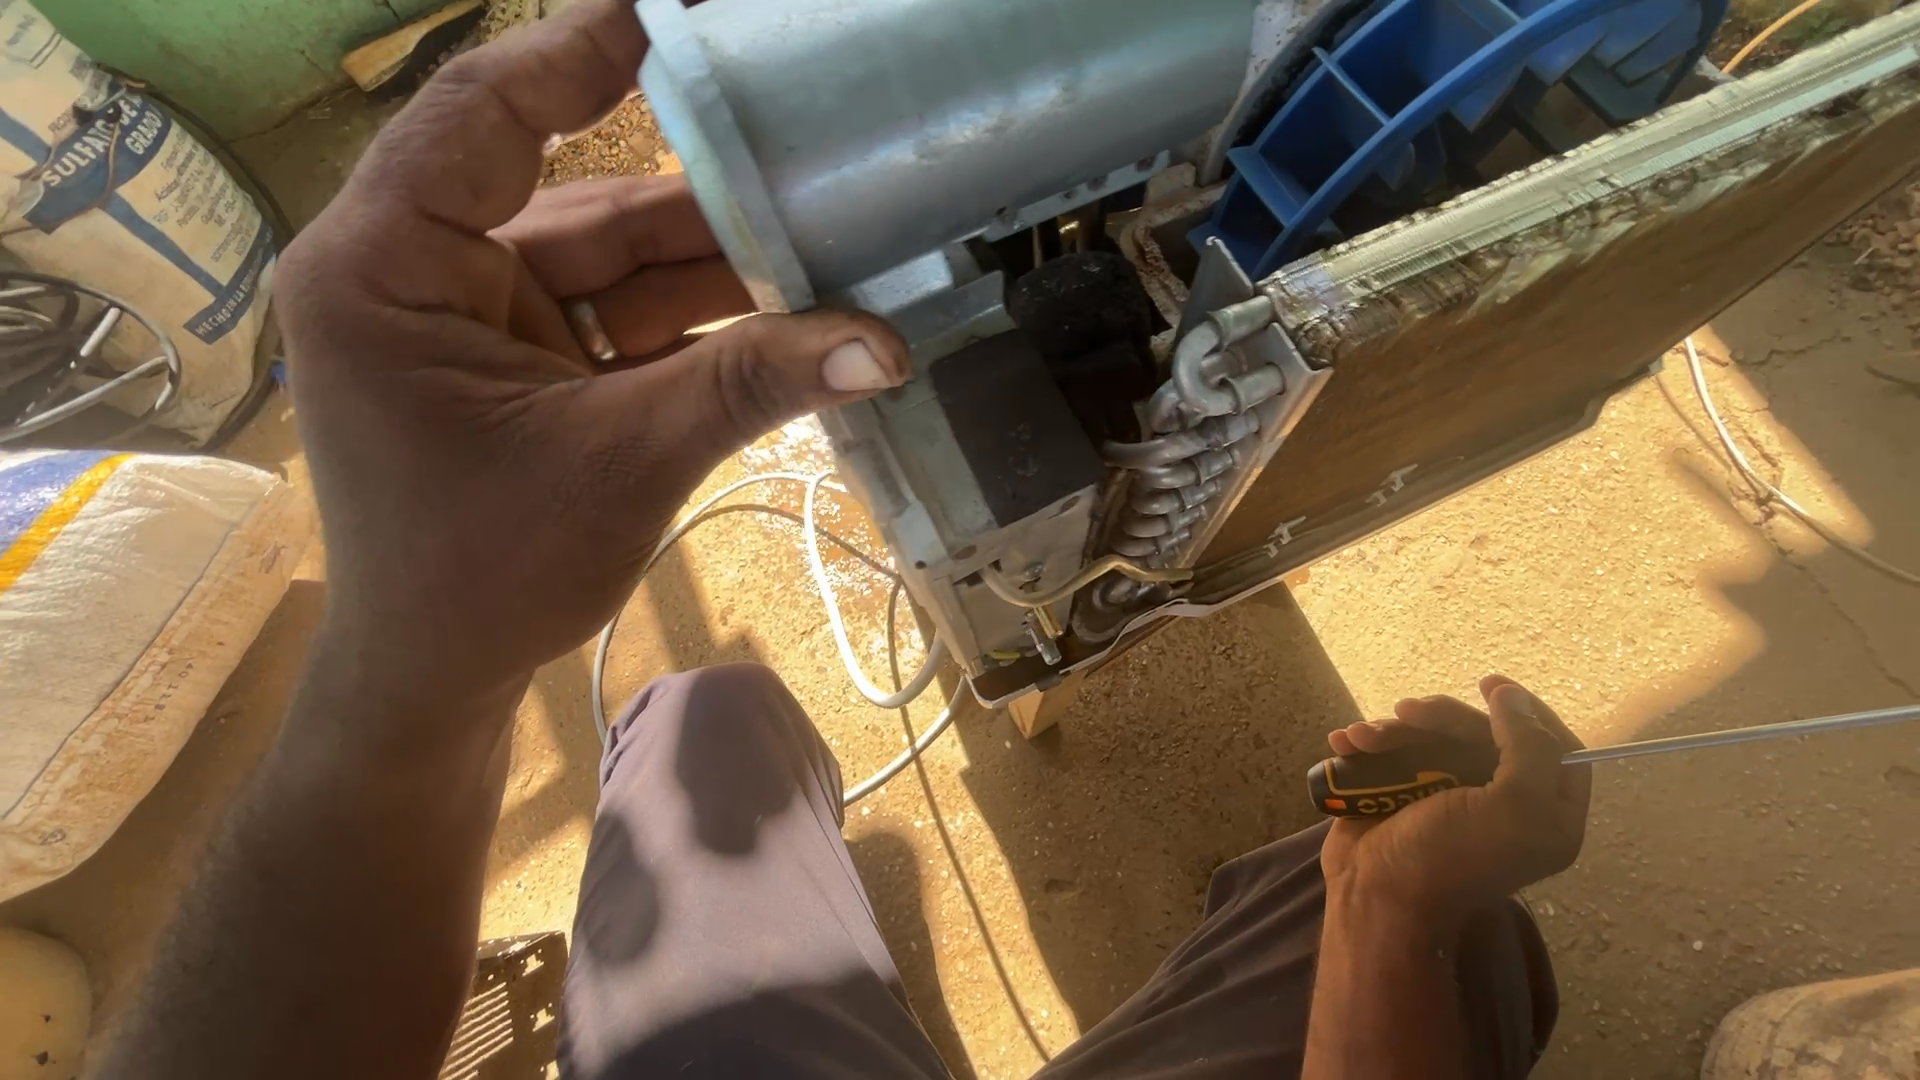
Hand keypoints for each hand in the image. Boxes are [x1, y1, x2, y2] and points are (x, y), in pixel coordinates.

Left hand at [275, 0, 907, 711]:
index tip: (669, 16)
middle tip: (813, 172)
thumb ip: (751, 387)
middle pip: (588, 212)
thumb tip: (883, 350)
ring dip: (723, 276)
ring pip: (624, 274)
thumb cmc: (494, 568)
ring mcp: (490, 327)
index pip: (486, 121)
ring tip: (826, 256)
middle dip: (707, 209)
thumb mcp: (629, 459)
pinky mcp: (537, 373)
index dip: (579, 57)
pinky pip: (631, 328)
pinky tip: (785, 322)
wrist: (447, 669)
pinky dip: (705, 331)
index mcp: (389, 267)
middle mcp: (431, 277)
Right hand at [1319, 676, 1590, 924]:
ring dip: (1390, 729)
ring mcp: (1444, 792)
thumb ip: (1529, 749)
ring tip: (1362, 738)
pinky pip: (1389, 751)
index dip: (1525, 710)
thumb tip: (1510, 696)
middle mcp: (1497, 797)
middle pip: (1480, 731)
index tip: (1490, 685)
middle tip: (1407, 711)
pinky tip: (1345, 743)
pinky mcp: (1399, 789)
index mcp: (1542, 810)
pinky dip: (1366, 743)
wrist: (1378, 892)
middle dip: (1441, 716)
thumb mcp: (1513, 809)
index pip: (1553, 745)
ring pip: (1428, 736)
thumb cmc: (1451, 857)